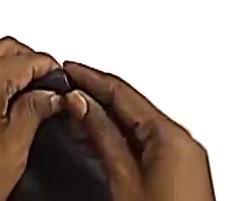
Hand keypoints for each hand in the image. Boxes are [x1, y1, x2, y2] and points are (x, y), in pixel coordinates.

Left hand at [0, 38, 65, 200]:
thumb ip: (34, 112)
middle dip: (27, 59)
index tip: (59, 77)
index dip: (48, 66)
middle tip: (45, 81)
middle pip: (3, 47)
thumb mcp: (13, 149)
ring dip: (5, 62)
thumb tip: (50, 96)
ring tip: (23, 89)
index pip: (25, 59)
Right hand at [64, 62, 213, 200]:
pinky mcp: (180, 176)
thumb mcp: (123, 181)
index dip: (90, 78)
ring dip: (106, 117)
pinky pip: (145, 143)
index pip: (122, 91)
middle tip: (67, 89)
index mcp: (172, 136)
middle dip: (97, 96)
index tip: (68, 69)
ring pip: (137, 124)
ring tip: (76, 113)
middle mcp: (182, 142)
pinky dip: (120, 137)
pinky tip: (100, 139)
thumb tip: (81, 102)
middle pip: (131, 105)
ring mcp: (183, 160)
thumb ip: (102, 134)